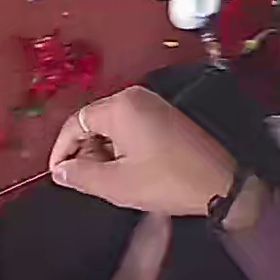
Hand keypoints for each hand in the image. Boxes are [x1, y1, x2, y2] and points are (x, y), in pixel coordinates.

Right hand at [49, 86, 266, 227]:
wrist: (220, 181)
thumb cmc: (168, 180)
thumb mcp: (117, 184)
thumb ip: (81, 175)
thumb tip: (60, 170)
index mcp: (121, 106)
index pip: (76, 122)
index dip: (62, 150)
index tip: (59, 174)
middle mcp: (136, 96)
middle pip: (93, 121)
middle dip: (86, 151)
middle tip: (90, 181)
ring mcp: (152, 103)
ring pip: (111, 125)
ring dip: (104, 151)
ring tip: (113, 179)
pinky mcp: (164, 114)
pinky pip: (130, 126)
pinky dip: (122, 146)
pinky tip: (130, 169)